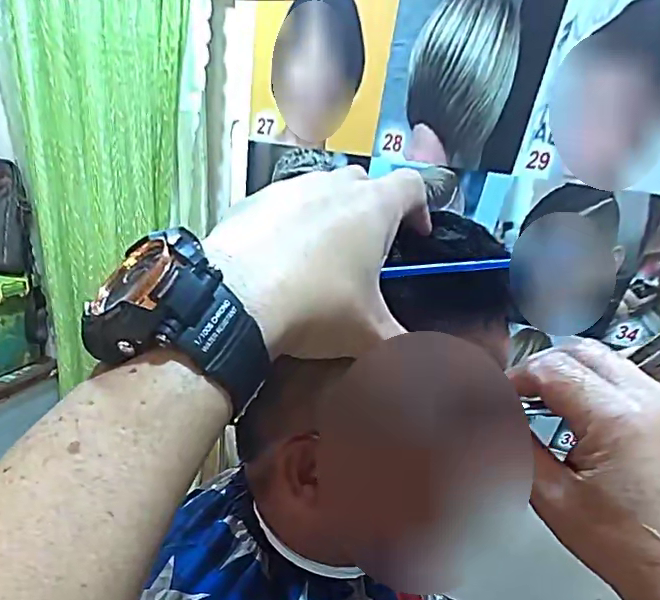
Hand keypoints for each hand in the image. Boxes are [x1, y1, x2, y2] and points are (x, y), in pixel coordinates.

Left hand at [203, 166, 429, 359]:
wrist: (238, 299)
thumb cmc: (318, 306)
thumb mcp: (368, 334)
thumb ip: (398, 341)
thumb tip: (414, 356)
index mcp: (372, 207)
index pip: (412, 185)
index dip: (421, 207)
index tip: (417, 234)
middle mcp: (333, 184)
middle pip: (364, 183)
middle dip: (372, 211)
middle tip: (368, 251)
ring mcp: (289, 187)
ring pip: (321, 191)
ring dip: (329, 217)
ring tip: (323, 258)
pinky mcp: (252, 200)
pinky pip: (282, 207)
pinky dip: (290, 227)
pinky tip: (281, 260)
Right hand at [509, 341, 659, 599]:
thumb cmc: (626, 545)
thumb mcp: (554, 498)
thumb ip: (521, 449)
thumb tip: (499, 422)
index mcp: (616, 417)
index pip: (552, 369)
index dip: (517, 379)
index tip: (500, 395)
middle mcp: (650, 399)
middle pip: (583, 353)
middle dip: (543, 369)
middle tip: (518, 397)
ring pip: (614, 359)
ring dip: (577, 373)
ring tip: (554, 406)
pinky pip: (654, 374)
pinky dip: (621, 378)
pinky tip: (604, 400)